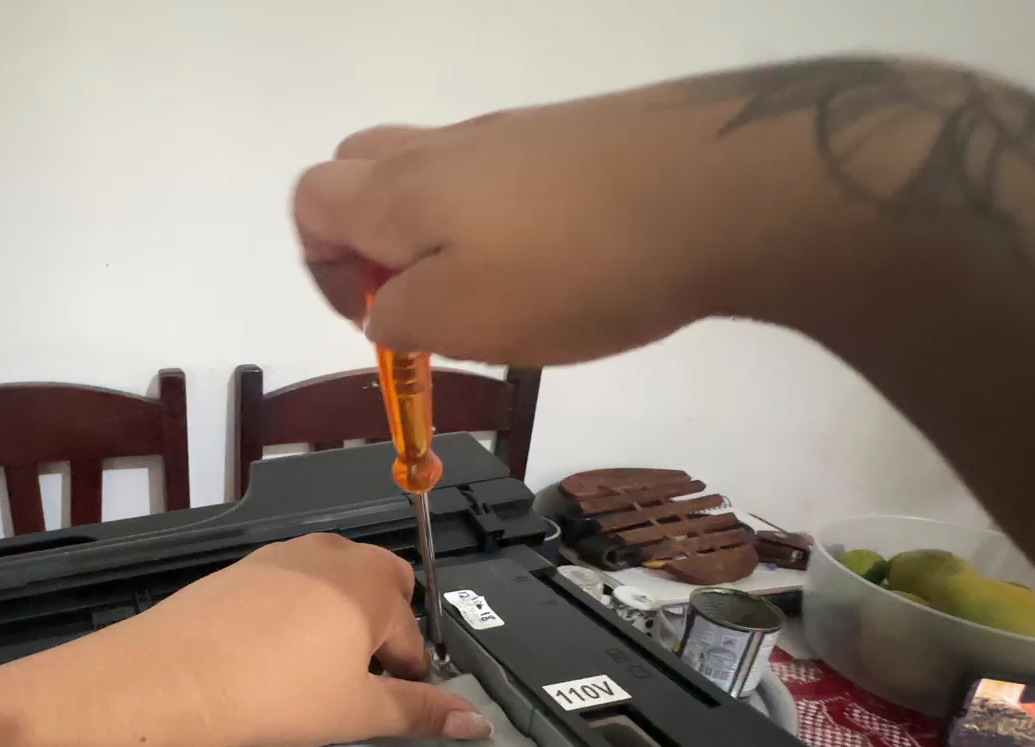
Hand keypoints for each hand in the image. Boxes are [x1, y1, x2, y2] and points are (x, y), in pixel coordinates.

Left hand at [116, 533, 489, 746]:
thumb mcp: (360, 710)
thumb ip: (423, 713)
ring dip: (339, 613)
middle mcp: (335, 555)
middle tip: (356, 674)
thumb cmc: (285, 691)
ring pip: (333, 578)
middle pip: (382, 584)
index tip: (389, 703)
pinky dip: (296, 607)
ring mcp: (285, 554)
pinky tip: (269, 646)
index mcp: (374, 584)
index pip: (413, 637)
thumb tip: (481, 724)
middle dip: (383, 626)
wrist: (183, 672)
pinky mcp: (245, 564)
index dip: (408, 676)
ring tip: (311, 662)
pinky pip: (290, 581)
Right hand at [292, 78, 843, 365]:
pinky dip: (488, 223)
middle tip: (414, 296)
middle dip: (362, 240)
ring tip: (486, 293)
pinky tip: (545, 267)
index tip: (371, 314)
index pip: (309, 202)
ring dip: (429, 235)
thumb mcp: (455, 321)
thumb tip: (383, 308)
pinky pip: (495, 178)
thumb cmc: (568, 268)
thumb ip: (393, 318)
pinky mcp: (569, 139)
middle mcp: (442, 149)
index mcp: (398, 191)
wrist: (726, 190)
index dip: (320, 267)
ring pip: (430, 175)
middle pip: (358, 172)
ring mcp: (509, 136)